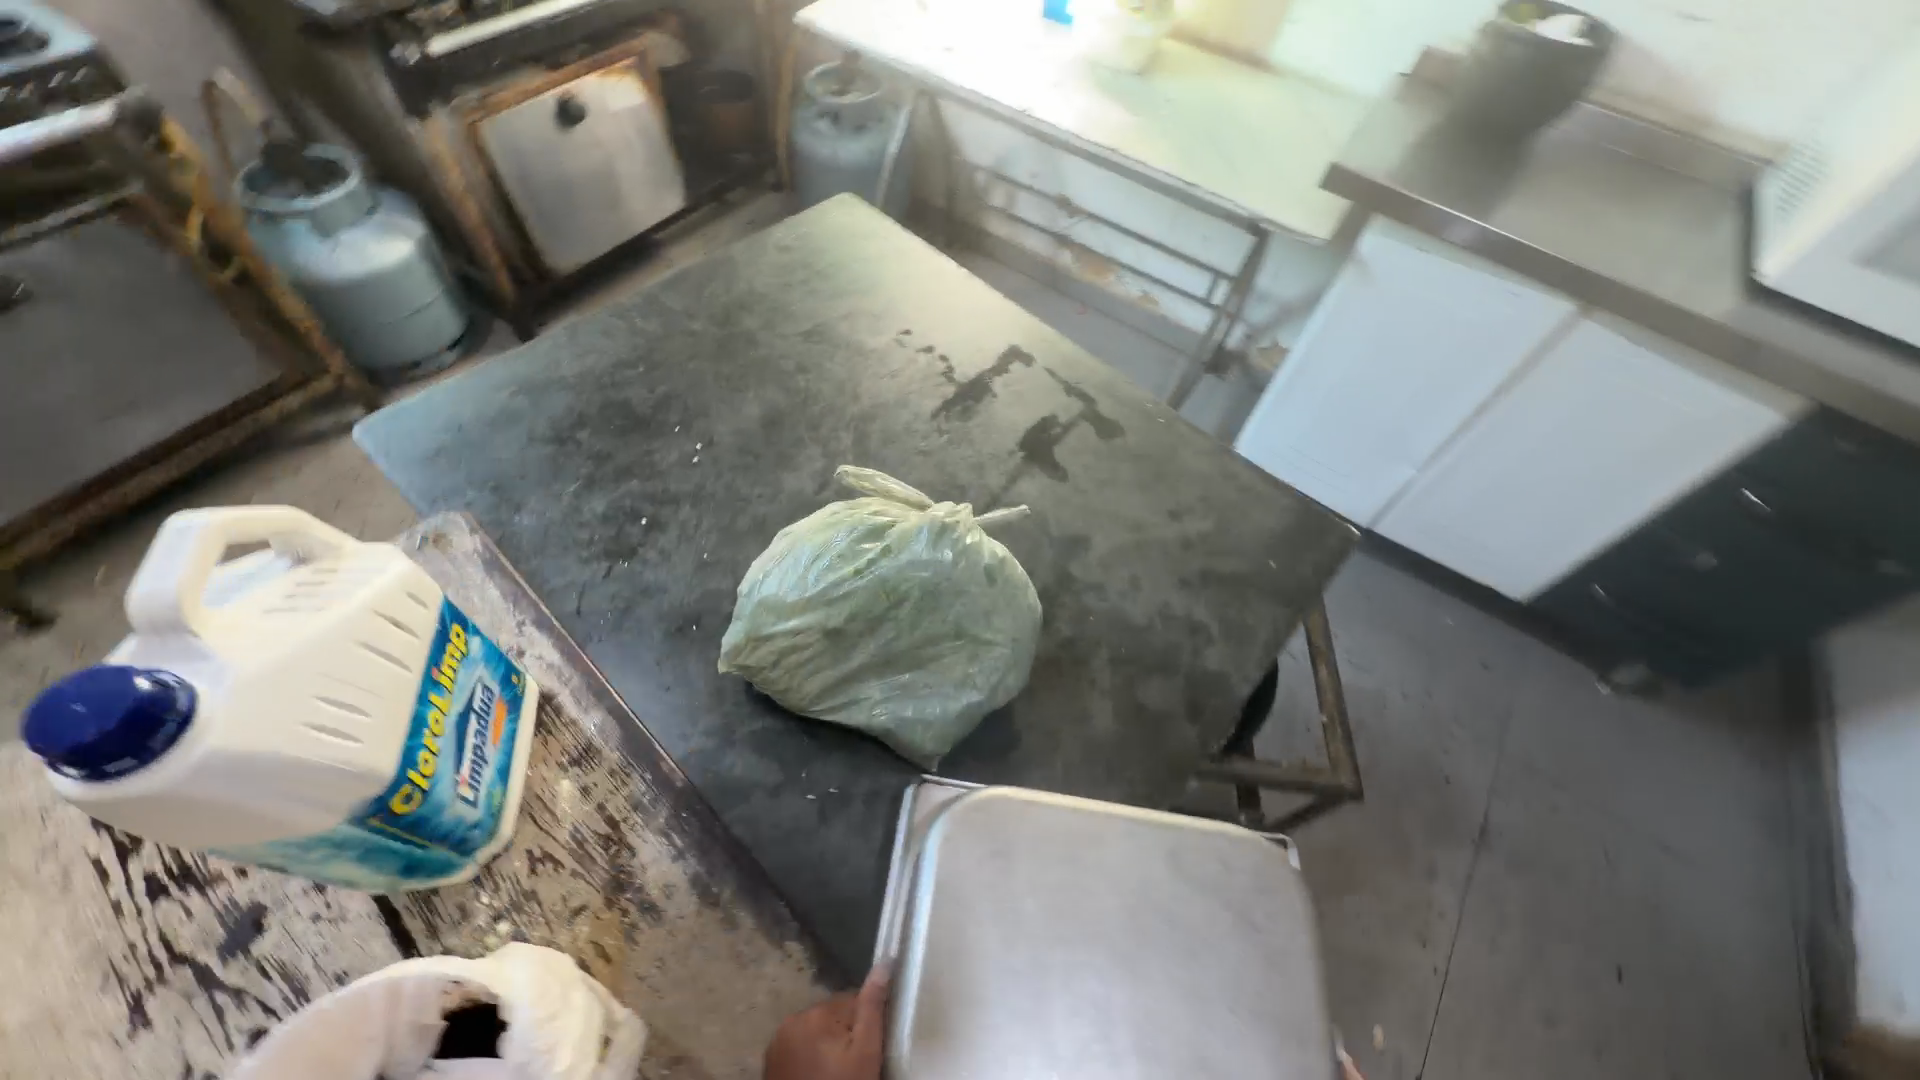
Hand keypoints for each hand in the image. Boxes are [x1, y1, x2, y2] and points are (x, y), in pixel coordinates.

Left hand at [764, 965, 890, 1079]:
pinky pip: (798, 1047)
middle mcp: (792, 1019)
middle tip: (852, 1067)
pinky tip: (817, 1075)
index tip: (868, 1051)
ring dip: (827, 1045)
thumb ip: (873, 1006)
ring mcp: (777, 1041)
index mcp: (816, 1012)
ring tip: (835, 1072)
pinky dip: (809, 1057)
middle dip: (844, 1035)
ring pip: (815, 1031)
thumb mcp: (866, 1052)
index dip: (865, 1026)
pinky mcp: (770, 1062)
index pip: (852, 1002)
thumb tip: (885, 963)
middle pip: (832, 1016)